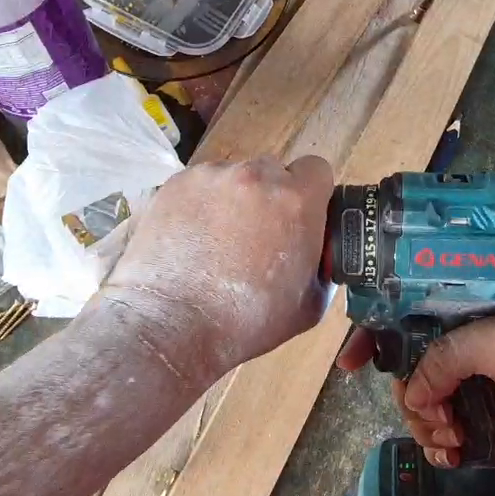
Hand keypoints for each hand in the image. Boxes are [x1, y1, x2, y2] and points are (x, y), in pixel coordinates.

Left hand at [99, 155, 333, 384]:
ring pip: (234, 176)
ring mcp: (213, 175)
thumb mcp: (310, 303)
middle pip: (274, 171)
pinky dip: (201, 204)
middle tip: (256, 235)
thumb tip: (313, 253)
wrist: (173, 325)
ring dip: (234, 199)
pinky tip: (191, 238)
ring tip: (216, 240)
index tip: (299, 215)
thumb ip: (320, 265)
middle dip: (270, 197)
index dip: (311, 192)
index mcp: (297, 200)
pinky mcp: (177, 183)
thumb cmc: (247, 322)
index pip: (317, 169)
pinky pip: (200, 184)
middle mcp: (257, 176)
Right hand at [341, 304, 494, 492]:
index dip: (376, 333)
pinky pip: (437, 433)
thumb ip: (448, 355)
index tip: (350, 364)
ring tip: (456, 440)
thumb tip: (413, 393)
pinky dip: (438, 447)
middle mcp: (467, 347)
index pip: (412, 313)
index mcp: (474, 315)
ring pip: (418, 404)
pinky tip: (455, 457)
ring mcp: (471, 388)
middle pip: (408, 367)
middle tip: (439, 415)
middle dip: (414, 395)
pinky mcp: (477, 425)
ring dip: (428, 426)